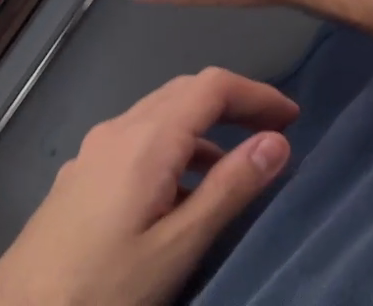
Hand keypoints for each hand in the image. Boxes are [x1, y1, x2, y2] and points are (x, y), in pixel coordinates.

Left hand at [0, 68, 298, 305]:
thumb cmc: (102, 288)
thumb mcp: (177, 246)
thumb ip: (230, 188)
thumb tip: (278, 140)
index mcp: (146, 138)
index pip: (213, 86)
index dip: (257, 94)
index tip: (292, 118)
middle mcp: (118, 130)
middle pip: (187, 91)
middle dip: (234, 104)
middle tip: (273, 132)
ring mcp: (94, 151)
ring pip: (161, 114)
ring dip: (205, 126)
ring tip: (236, 166)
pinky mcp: (80, 176)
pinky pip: (139, 140)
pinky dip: (175, 146)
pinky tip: (181, 193)